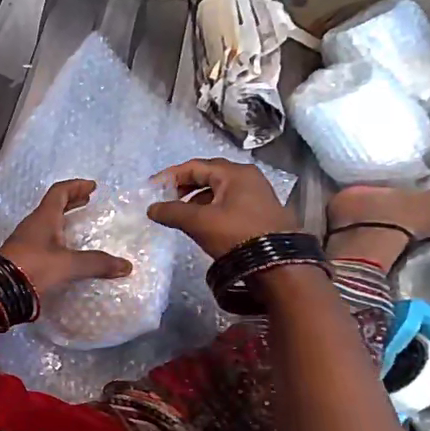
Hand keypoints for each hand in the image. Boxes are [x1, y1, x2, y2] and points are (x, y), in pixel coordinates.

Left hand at [0, 179, 132, 292]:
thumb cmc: (34, 266)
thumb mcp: (69, 264)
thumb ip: (97, 263)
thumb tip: (126, 266)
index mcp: (44, 217)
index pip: (60, 192)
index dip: (76, 186)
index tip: (92, 186)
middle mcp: (33, 224)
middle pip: (52, 205)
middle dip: (71, 201)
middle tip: (86, 201)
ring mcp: (24, 239)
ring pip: (46, 222)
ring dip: (62, 218)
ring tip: (77, 223)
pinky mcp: (21, 255)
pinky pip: (41, 237)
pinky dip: (55, 235)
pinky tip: (62, 249)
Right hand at [147, 158, 297, 257]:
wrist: (278, 263)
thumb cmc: (236, 235)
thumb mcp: (199, 222)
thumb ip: (172, 212)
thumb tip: (152, 208)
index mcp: (234, 173)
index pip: (195, 166)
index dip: (170, 176)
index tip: (151, 188)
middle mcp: (247, 177)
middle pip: (208, 175)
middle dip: (184, 185)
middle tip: (165, 197)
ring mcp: (256, 193)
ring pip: (218, 189)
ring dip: (196, 197)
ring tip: (180, 212)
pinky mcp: (259, 211)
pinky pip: (228, 201)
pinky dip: (210, 206)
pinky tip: (202, 221)